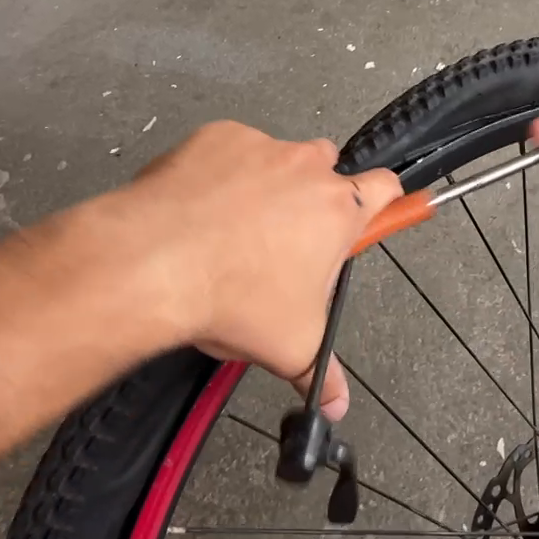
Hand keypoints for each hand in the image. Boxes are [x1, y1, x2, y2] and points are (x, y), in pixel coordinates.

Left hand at [85, 121, 401, 418]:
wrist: (152, 263)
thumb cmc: (226, 294)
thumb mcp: (290, 347)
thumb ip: (322, 373)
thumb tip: (333, 400)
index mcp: (338, 211)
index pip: (386, 188)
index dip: (385, 201)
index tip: (378, 211)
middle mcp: (306, 169)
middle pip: (329, 171)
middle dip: (314, 199)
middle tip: (287, 239)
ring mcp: (262, 148)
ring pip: (278, 161)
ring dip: (267, 186)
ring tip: (235, 230)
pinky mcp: (218, 138)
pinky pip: (231, 151)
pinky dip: (222, 173)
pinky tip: (204, 210)